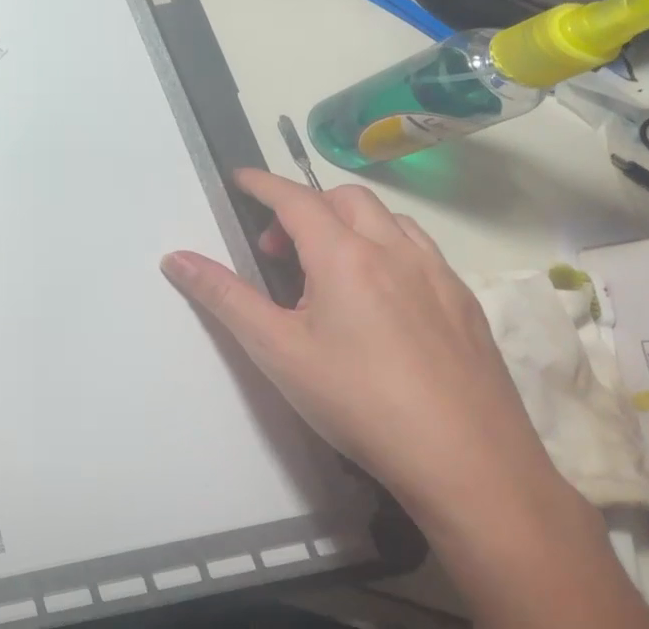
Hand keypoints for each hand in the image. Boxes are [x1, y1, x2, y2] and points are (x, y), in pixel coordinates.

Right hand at [160, 169, 559, 522]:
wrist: (473, 468)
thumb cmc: (360, 402)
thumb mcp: (275, 350)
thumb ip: (223, 296)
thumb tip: (176, 258)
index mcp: (347, 258)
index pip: (297, 199)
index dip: (263, 184)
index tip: (239, 180)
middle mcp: (398, 255)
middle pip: (348, 200)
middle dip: (305, 206)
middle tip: (277, 249)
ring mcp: (442, 281)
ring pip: (392, 222)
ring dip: (350, 224)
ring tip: (325, 271)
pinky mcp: (467, 310)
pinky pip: (423, 254)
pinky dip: (387, 250)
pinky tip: (375, 301)